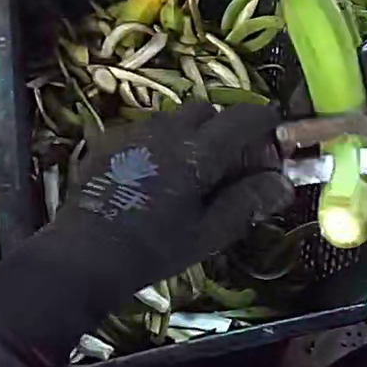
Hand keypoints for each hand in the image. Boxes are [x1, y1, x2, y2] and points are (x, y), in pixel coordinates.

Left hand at [0, 102, 293, 358]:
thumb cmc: (153, 249)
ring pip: (174, 117)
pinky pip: (145, 129)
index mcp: (198, 151)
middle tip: (232, 160)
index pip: (243, 118)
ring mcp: (133, 132)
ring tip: (192, 168)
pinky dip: (161, 141)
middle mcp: (167, 130)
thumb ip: (247, 201)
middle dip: (225, 127)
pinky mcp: (109, 141)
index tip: (275, 135)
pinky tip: (156, 174)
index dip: (265, 121)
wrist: (84, 256)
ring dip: (192, 132)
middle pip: (207, 110)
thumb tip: (283, 182)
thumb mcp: (208, 233)